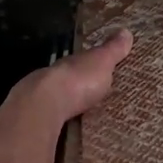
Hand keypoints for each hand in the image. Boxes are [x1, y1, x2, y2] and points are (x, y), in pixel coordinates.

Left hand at [18, 28, 133, 124]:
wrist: (44, 105)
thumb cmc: (78, 80)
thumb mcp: (102, 62)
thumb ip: (112, 49)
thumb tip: (126, 31)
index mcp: (71, 63)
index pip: (81, 62)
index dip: (90, 65)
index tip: (99, 71)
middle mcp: (54, 78)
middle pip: (67, 82)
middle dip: (77, 88)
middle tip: (91, 98)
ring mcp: (41, 99)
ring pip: (56, 101)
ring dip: (65, 107)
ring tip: (80, 119)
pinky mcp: (37, 120)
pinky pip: (50, 120)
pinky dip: (57, 124)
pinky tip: (64, 132)